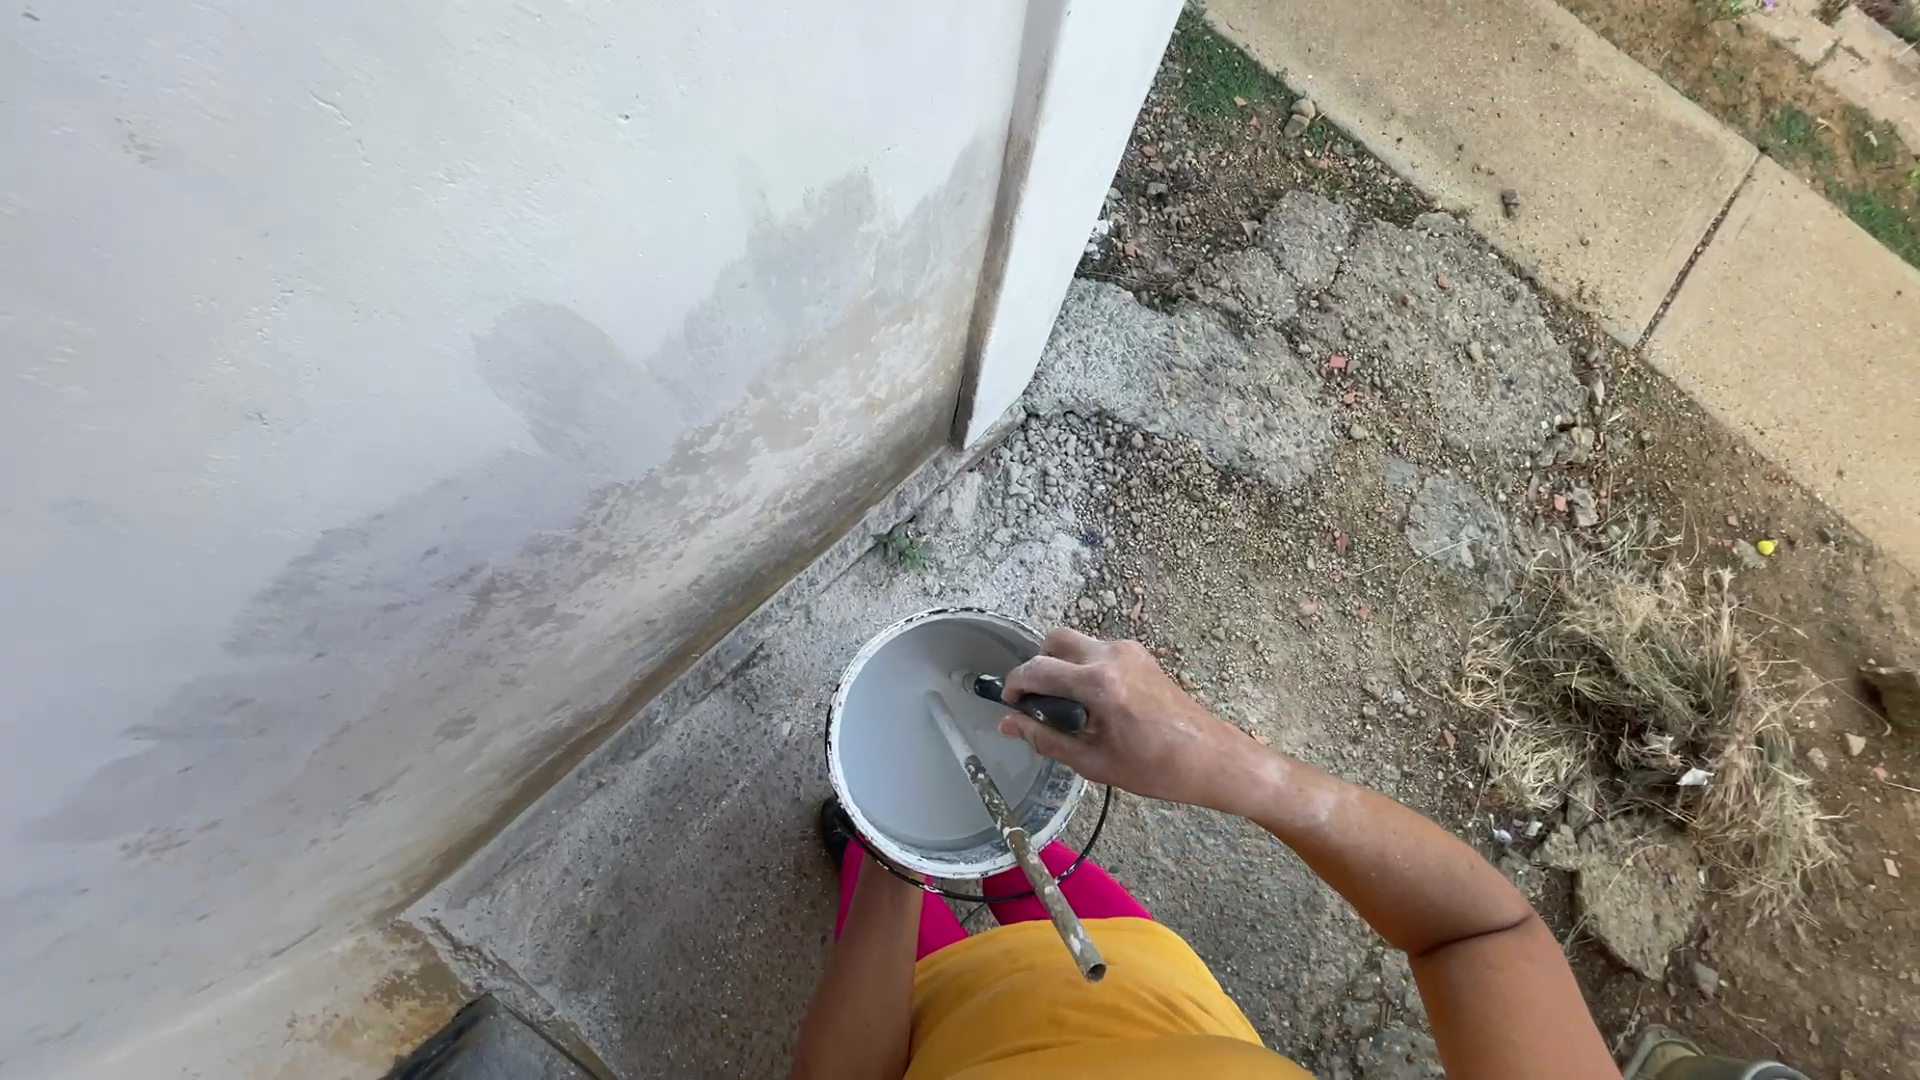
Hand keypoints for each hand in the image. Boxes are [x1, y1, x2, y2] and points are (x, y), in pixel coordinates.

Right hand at [999, 628, 1262, 809]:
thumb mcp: (1092, 761)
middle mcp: (1111, 655)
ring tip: (1066, 706)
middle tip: (1036, 699)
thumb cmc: (1155, 768)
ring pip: (1077, 643)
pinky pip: (1098, 650)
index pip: (1038, 668)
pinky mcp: (1140, 654)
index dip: (1015, 684)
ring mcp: (1128, 650)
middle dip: (1037, 664)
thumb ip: (1044, 738)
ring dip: (1062, 665)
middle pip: (1054, 640)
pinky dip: (1083, 666)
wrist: (1212, 758)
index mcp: (1098, 683)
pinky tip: (1092, 702)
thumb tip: (1008, 724)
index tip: (1009, 703)